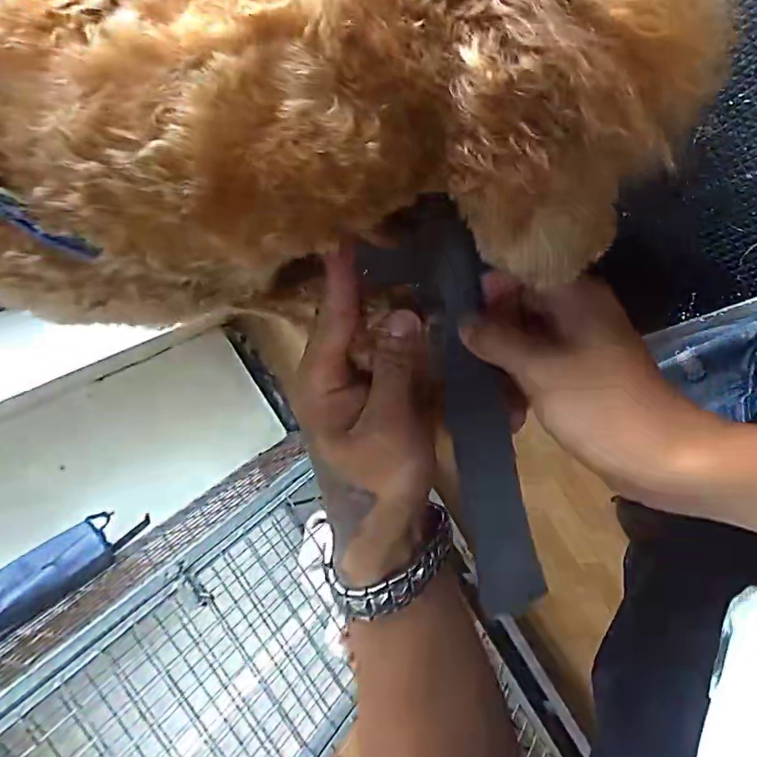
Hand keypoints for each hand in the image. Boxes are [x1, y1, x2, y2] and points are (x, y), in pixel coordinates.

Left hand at [292, 243, 437, 585]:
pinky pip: (397, 350)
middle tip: (394, 239)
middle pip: (354, 316)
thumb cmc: (383, 478)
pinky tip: (434, 310)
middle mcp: (336, 371)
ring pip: (378, 330)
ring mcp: (360, 378)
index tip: (342, 236)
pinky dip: (415, 332)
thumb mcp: (391, 424)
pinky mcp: (383, 386)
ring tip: (420, 266)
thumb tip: (404, 313)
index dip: (341, 277)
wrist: (390, 521)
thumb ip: (397, 367)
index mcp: (323, 381)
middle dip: (374, 281)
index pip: (332, 318)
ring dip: (399, 304)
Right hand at [461, 273, 725, 505]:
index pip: (522, 270)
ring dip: (505, 366)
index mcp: (575, 294)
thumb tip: (464, 319)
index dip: (487, 287)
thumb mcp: (539, 370)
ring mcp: (581, 342)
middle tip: (460, 361)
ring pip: (529, 338)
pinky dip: (525, 383)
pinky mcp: (583, 373)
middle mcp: (578, 309)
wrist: (661, 457)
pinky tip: (512, 415)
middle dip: (491, 332)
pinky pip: (543, 365)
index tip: (454, 311)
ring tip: (489, 400)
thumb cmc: (599, 406)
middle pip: (522, 305)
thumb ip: (497, 340)